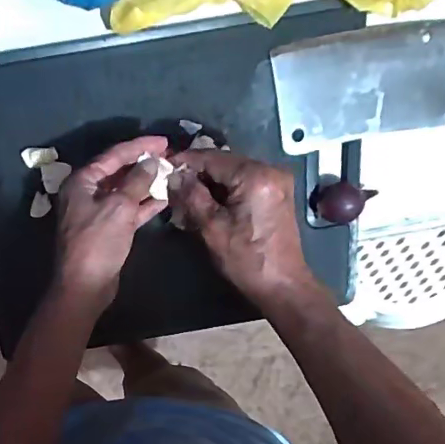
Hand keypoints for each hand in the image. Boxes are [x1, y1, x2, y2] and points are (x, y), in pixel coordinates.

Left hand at [52, 135, 169, 307]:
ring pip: (124, 191)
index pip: (113, 155)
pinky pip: (127, 210)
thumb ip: (136, 181)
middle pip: (118, 171)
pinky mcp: (107, 230)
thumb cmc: (97, 242)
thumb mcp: (119, 207)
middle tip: (169, 156)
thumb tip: (151, 162)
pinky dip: (143, 204)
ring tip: (170, 174)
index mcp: (82, 182)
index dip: (138, 146)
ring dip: (146, 183)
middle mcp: (86, 193)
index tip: (163, 141)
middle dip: (143, 164)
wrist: (85, 285)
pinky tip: (164, 198)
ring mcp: (96, 212)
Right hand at [170, 150, 318, 309]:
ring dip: (209, 184)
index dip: (184, 162)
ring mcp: (276, 181)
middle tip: (171, 186)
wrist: (282, 285)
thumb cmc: (246, 260)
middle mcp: (270, 170)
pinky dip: (224, 191)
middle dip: (196, 174)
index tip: (162, 168)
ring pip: (232, 173)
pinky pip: (244, 183)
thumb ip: (191, 196)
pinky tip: (207, 204)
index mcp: (255, 175)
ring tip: (185, 197)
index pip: (212, 158)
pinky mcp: (276, 194)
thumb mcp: (212, 228)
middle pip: (223, 163)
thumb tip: (173, 175)